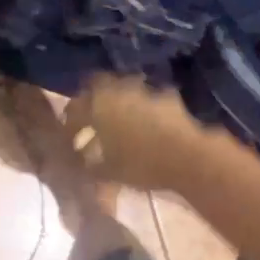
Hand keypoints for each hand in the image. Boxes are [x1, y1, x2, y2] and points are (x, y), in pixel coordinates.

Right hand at [73, 75, 216, 189]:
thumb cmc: (142, 165)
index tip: (70, 139)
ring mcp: (143, 88)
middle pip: (96, 87)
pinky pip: (148, 98)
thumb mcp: (110, 172)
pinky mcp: (166, 95)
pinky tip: (147, 122)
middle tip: (92, 120)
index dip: (70, 125)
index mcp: (97, 105)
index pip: (74, 109)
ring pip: (123, 89)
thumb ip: (91, 166)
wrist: (189, 158)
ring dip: (118, 101)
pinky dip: (144, 107)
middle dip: (92, 102)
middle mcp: (116, 89)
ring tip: (121, 121)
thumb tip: (82, 165)